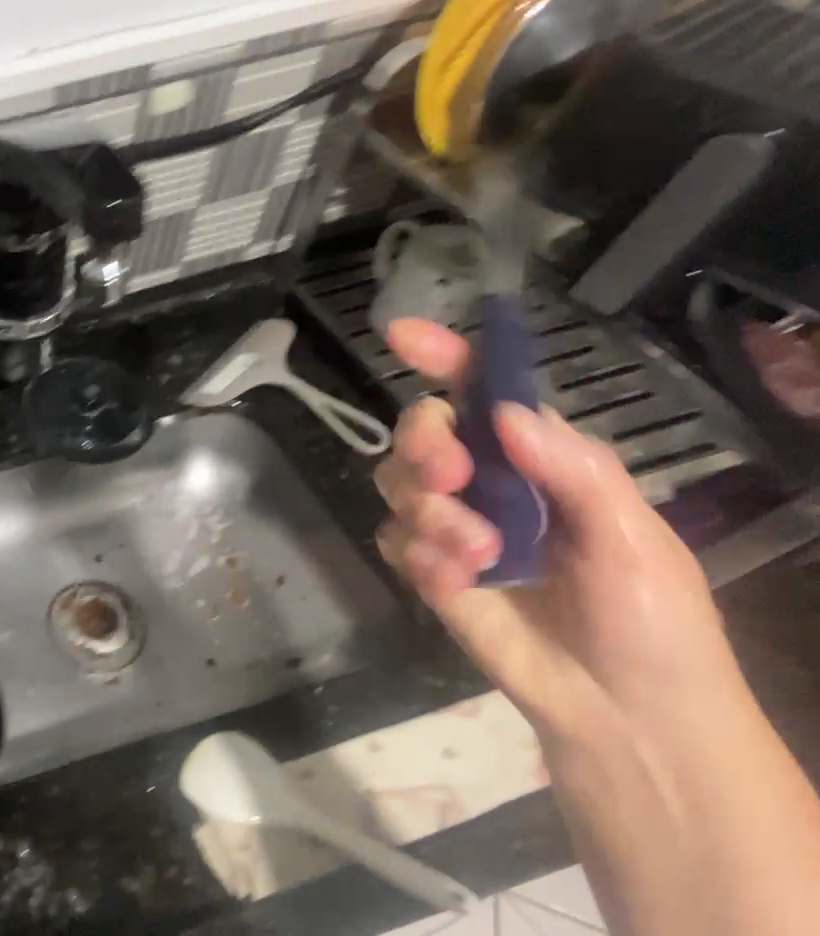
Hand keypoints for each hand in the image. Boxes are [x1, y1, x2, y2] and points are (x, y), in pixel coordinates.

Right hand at [371, 320, 746, 745]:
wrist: (622, 712)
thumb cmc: (654, 620)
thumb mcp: (634, 539)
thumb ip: (574, 471)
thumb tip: (501, 414)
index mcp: (543, 461)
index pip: (484, 393)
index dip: (445, 358)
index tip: (401, 337)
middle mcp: (491, 484)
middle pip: (423, 431)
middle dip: (425, 445)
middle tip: (451, 476)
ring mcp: (455, 527)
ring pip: (398, 485)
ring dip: (429, 513)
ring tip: (476, 556)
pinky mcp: (430, 570)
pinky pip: (395, 540)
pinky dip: (421, 557)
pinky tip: (459, 583)